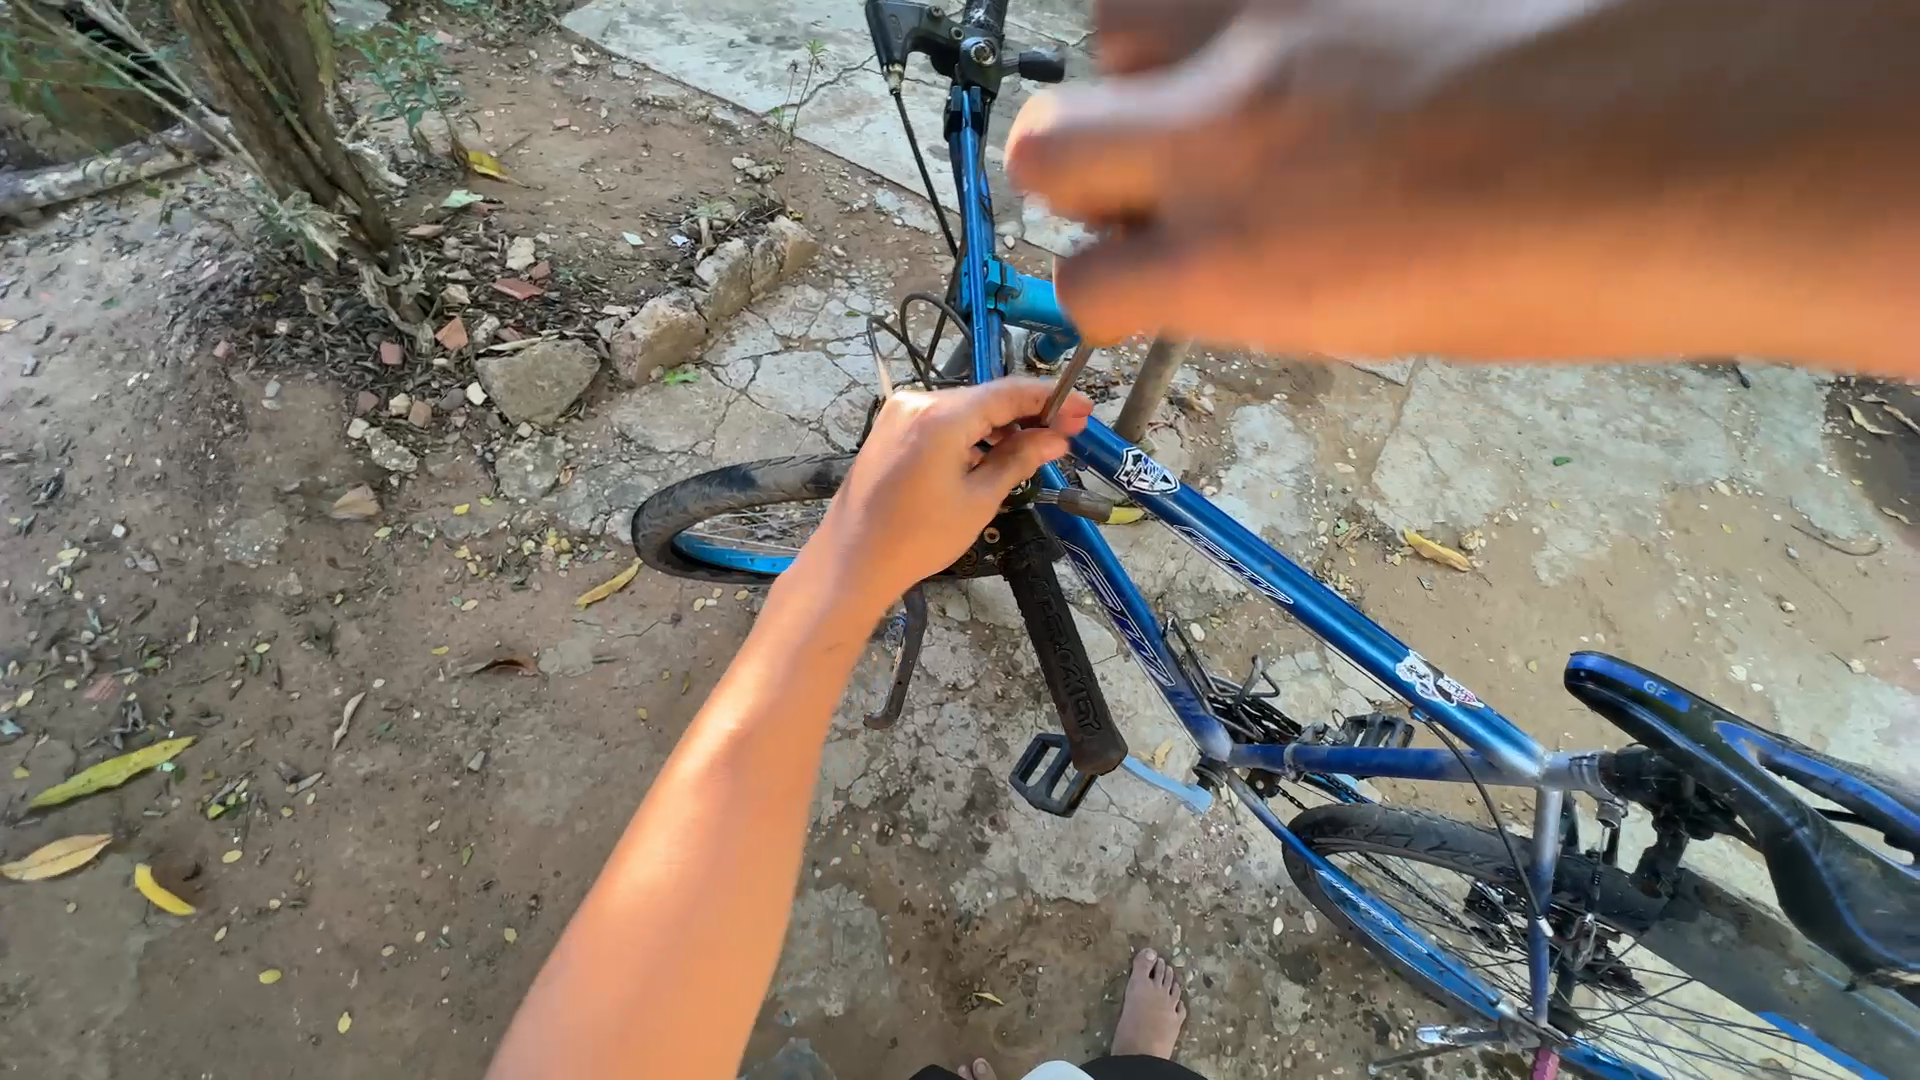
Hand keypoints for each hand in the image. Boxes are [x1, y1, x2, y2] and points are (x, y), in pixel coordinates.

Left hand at [806, 379, 1092, 606]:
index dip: (1051, 399)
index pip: (1009, 392)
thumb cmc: (919, 538)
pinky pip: (941, 422)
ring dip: (1000, 426)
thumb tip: (1056, 438)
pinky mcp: (890, 428)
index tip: (1083, 409)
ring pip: (965, 410)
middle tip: (1065, 434)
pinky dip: (970, 434)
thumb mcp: (979, 500)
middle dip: (1028, 415)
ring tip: (1035, 448)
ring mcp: (899, 413)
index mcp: (941, 416)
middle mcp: (918, 401)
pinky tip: (992, 454)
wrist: (853, 561)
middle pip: (986, 398)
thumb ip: (1019, 459)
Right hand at [1010, 0, 1919, 369]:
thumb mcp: (1342, 322)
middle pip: (1040, 144)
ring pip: (1113, 20)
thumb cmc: (1537, 275)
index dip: (1100, 289)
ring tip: (1225, 83)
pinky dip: (1232, 7)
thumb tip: (1187, 253)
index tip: (1136, 280)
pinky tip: (1298, 33)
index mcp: (1227, 269)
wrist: (1717, 137)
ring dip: (1144, 64)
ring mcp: (1272, 23)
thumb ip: (1232, 281)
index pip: (1079, 284)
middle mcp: (1221, 142)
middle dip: (1076, 171)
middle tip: (1148, 177)